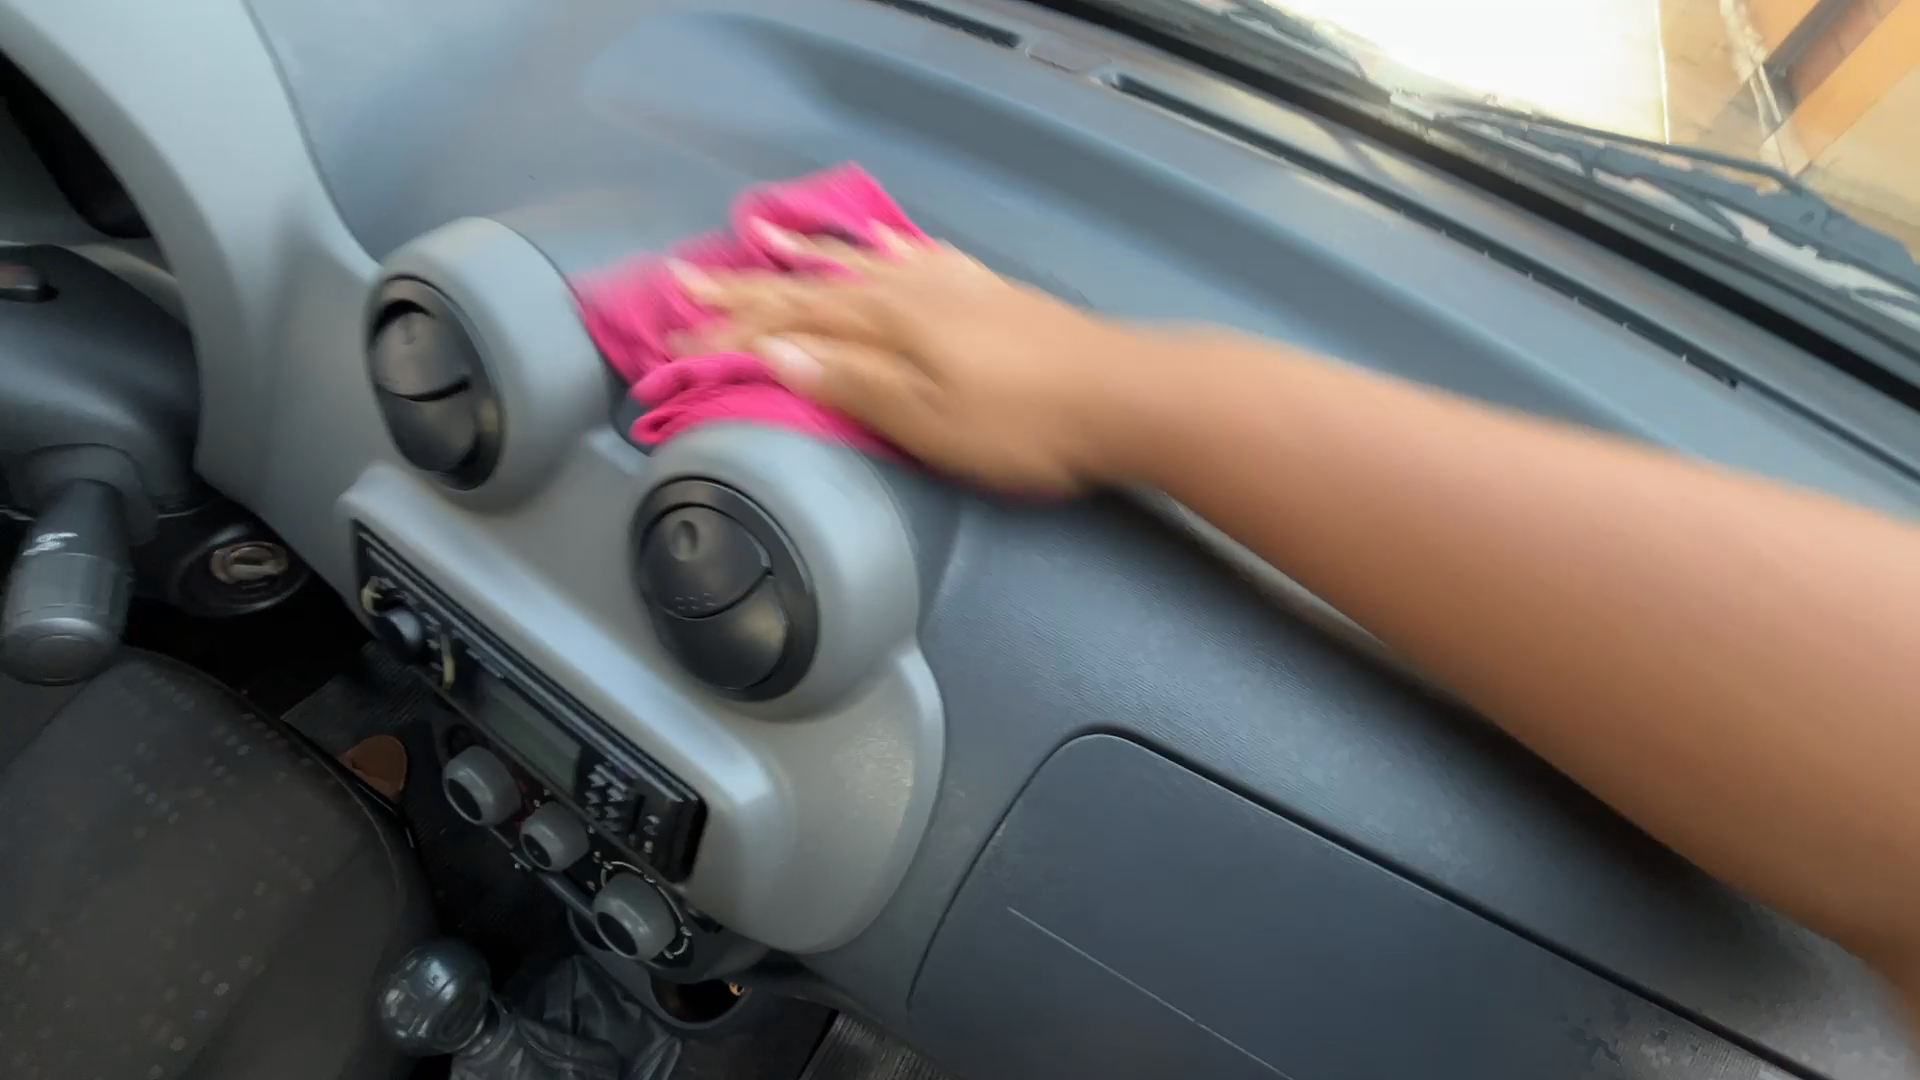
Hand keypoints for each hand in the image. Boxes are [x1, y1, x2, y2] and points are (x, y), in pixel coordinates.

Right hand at [671, 223, 1162, 493]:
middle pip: (809, 288)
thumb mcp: (927, 420)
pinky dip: (878, 246)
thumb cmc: (1022, 424)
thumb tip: (776, 356)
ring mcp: (949, 285)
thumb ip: (851, 384)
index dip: (726, 336)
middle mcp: (907, 290)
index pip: (785, 325)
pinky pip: (913, 255)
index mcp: (885, 324)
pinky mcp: (983, 292)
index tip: (672, 346)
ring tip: (758, 238)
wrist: (1120, 396)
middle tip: (685, 285)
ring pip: (855, 262)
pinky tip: (875, 241)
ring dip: (802, 255)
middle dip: (744, 293)